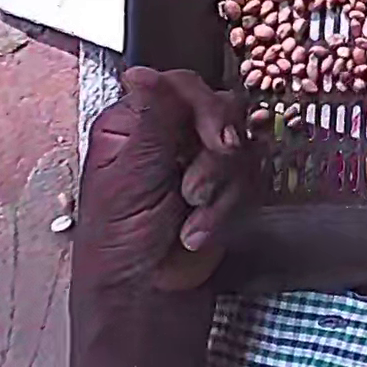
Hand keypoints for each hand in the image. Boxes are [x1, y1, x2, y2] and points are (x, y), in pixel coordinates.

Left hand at [74, 67, 249, 302]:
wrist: (146, 295)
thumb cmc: (120, 240)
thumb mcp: (131, 178)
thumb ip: (150, 122)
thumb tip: (140, 71)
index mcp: (136, 124)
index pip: (181, 87)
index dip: (204, 105)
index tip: (216, 134)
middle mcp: (171, 135)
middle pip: (220, 110)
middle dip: (216, 149)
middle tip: (209, 174)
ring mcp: (201, 160)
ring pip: (239, 145)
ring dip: (220, 184)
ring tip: (192, 214)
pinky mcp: (226, 187)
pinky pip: (246, 179)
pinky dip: (227, 206)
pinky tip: (199, 230)